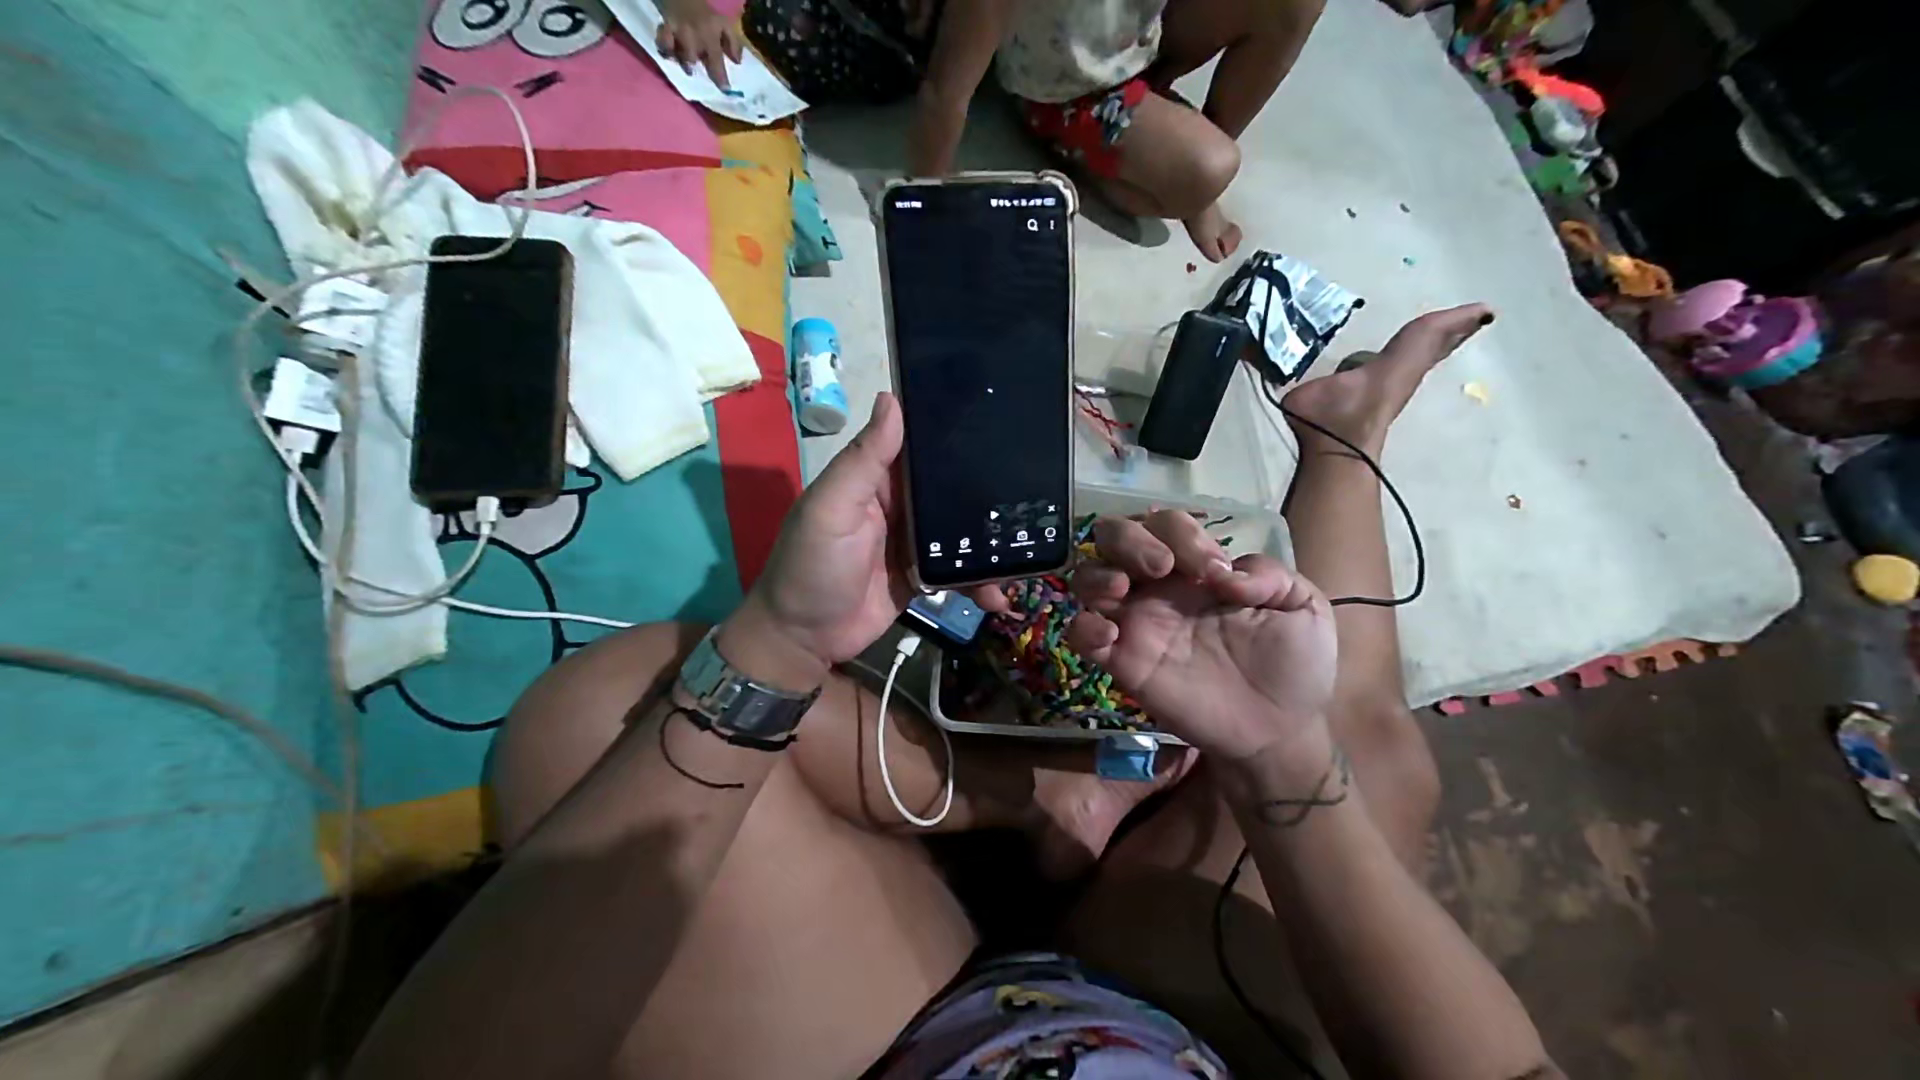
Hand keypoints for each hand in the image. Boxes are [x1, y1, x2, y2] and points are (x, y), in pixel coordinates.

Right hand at [655, 0, 741, 88]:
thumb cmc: (706, 13)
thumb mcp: (724, 24)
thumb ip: (733, 43)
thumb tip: (737, 62)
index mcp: (710, 36)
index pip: (716, 61)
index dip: (720, 78)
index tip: (725, 91)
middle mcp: (693, 35)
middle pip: (692, 61)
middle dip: (696, 69)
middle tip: (699, 70)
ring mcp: (677, 32)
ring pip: (679, 56)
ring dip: (683, 62)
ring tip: (687, 65)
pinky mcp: (664, 29)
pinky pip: (663, 45)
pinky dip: (665, 51)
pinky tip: (670, 53)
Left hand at [733, 393, 1004, 687]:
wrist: (804, 638)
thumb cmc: (811, 565)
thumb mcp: (832, 507)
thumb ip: (864, 459)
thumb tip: (892, 398)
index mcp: (875, 478)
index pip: (918, 444)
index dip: (953, 432)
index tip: (1000, 417)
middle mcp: (899, 505)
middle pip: (949, 488)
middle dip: (986, 491)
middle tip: (1037, 490)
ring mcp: (913, 542)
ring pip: (961, 532)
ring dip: (989, 542)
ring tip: (1027, 552)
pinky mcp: (923, 576)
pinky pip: (958, 571)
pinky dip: (979, 582)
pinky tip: (999, 595)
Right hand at [1067, 511, 1338, 768]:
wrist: (1280, 730)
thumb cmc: (1292, 665)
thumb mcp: (1304, 607)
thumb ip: (1270, 575)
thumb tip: (1222, 574)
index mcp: (1195, 570)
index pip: (1164, 524)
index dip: (1181, 534)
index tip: (1213, 571)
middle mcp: (1158, 589)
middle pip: (1113, 537)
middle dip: (1130, 539)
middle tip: (1161, 568)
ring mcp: (1136, 624)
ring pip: (1086, 578)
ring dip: (1097, 574)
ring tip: (1121, 589)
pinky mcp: (1122, 662)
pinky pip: (1079, 634)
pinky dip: (1082, 627)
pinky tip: (1108, 634)